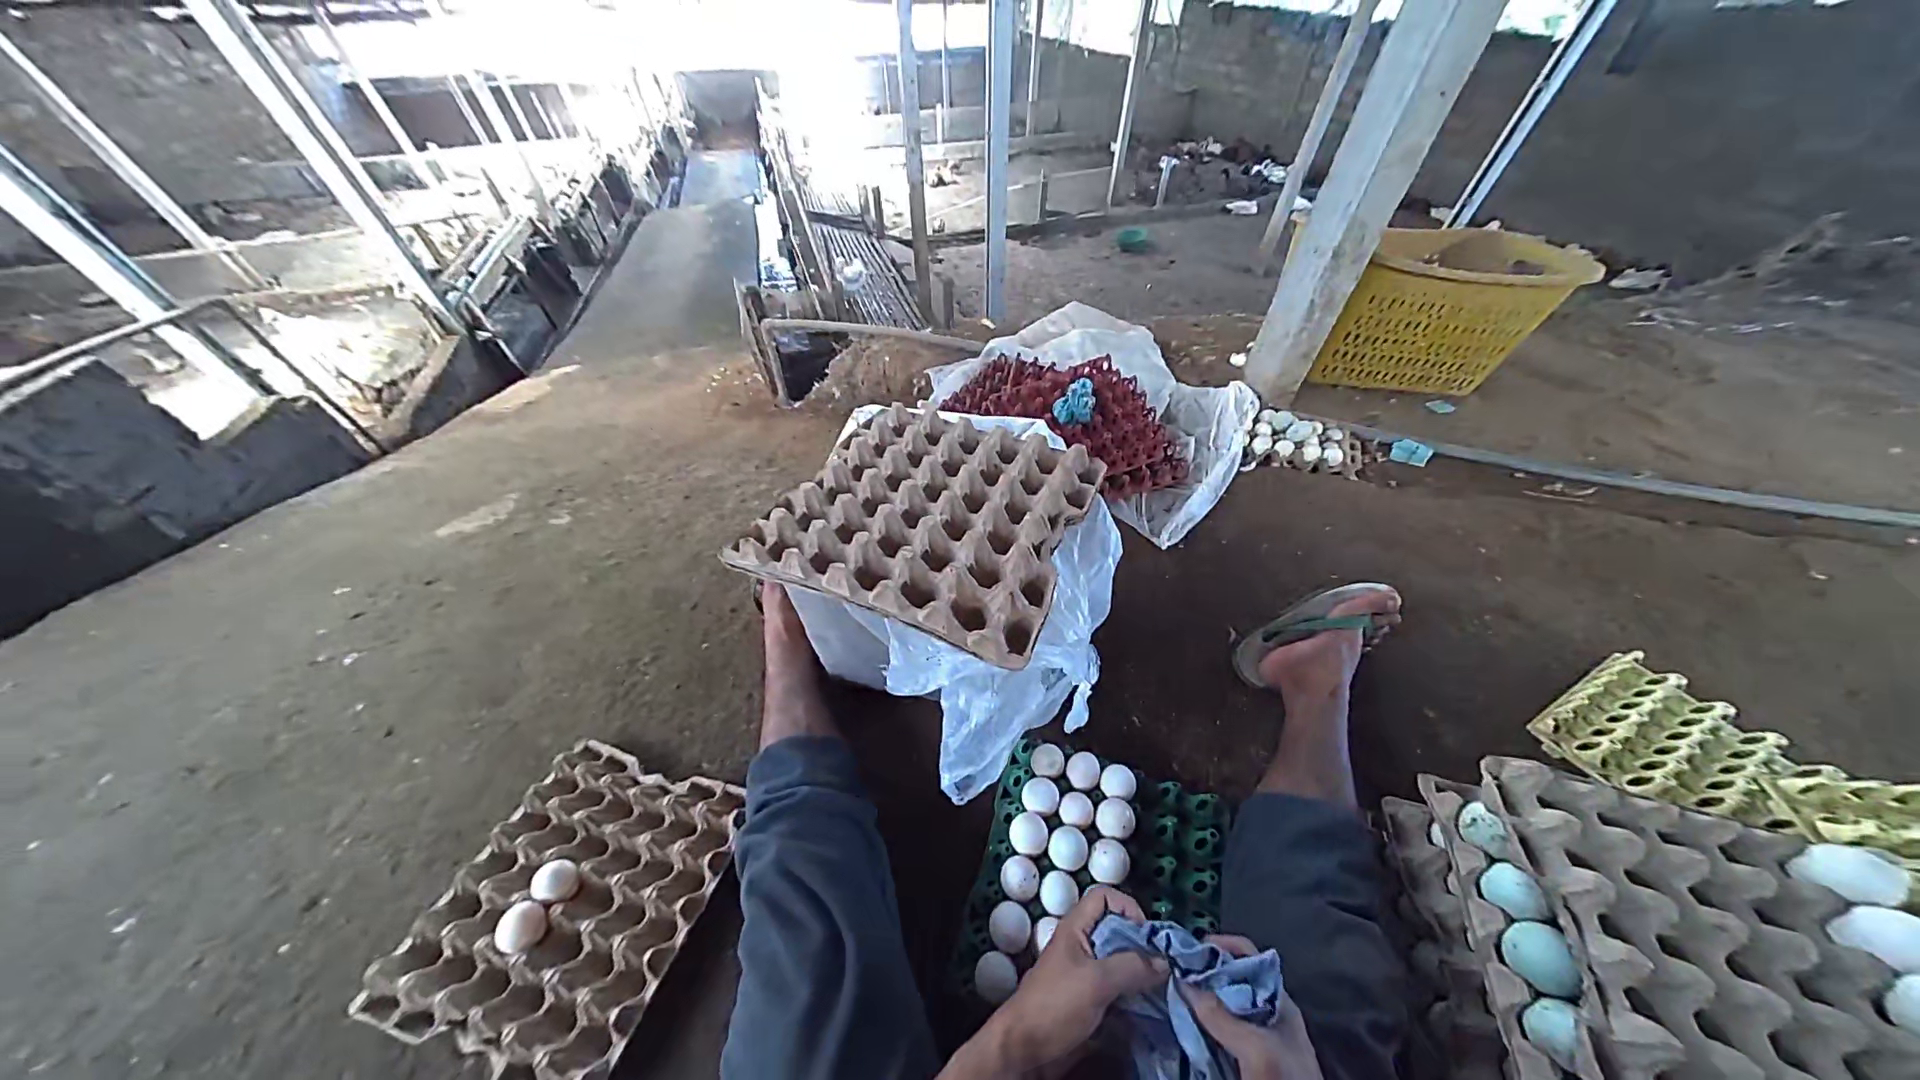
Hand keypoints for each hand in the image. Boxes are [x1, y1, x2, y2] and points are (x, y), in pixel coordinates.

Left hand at [939, 886, 1167, 1078]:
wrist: (1025, 1045)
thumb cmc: (1055, 1004)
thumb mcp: (1096, 982)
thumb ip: (1130, 967)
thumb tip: (1163, 961)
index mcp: (1076, 927)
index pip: (1104, 897)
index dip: (1127, 907)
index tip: (1147, 935)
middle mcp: (1081, 943)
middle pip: (1115, 928)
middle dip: (1140, 941)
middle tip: (1162, 964)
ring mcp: (1084, 970)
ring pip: (1118, 957)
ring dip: (1139, 968)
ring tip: (1160, 986)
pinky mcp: (1088, 995)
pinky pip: (1116, 983)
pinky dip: (1133, 989)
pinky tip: (1147, 1004)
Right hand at [1179, 935, 1323, 1079]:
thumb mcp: (1258, 1050)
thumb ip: (1223, 1016)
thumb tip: (1185, 981)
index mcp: (1277, 1002)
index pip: (1248, 957)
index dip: (1221, 946)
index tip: (1190, 949)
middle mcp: (1265, 1014)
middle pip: (1230, 980)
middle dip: (1202, 973)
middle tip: (1174, 973)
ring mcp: (1254, 1039)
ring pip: (1220, 1006)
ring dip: (1197, 1000)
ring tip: (1172, 995)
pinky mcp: (1243, 1061)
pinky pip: (1215, 1033)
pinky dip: (1198, 1025)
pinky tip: (1182, 1026)